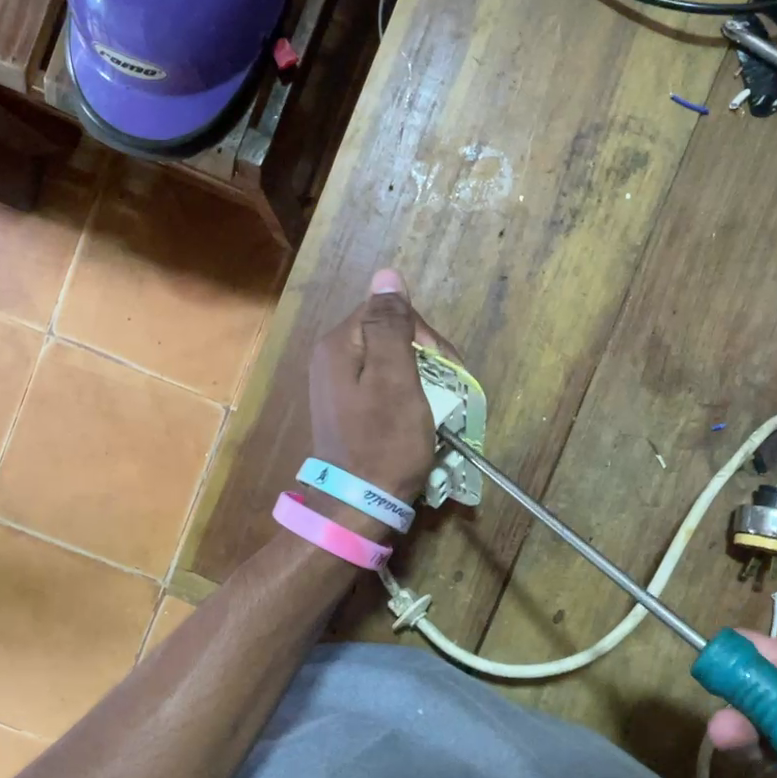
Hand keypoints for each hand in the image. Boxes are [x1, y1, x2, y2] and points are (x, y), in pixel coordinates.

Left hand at [303, 270, 452, 542]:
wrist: (359, 504)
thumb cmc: (384, 443)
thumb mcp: (395, 379)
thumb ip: (391, 326)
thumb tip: (387, 274)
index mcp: (339, 344)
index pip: (389, 312)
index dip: (424, 336)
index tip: (443, 369)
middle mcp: (330, 357)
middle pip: (388, 335)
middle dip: (424, 357)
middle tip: (446, 393)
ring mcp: (335, 385)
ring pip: (388, 361)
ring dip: (419, 379)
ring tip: (436, 408)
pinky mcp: (345, 409)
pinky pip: (381, 386)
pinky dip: (404, 396)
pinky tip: (416, 417)